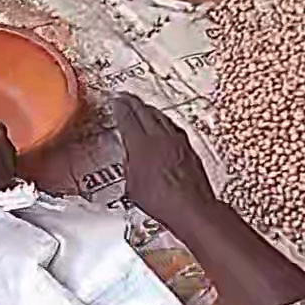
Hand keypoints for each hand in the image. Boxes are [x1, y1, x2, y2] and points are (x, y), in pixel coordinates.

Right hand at [110, 93, 217, 233]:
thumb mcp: (132, 185)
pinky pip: (173, 126)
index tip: (115, 101)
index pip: (127, 117)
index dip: (119, 107)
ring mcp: (176, 140)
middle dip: (132, 102)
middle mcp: (160, 137)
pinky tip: (164, 124)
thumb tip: (130, 160)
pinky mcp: (188, 147)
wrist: (189, 206)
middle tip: (126, 98)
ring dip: (149, 109)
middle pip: (144, 111)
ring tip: (143, 107)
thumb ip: (130, 165)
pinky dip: (164, 121)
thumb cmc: (162, 200)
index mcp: (141, 144)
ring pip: (160, 116)